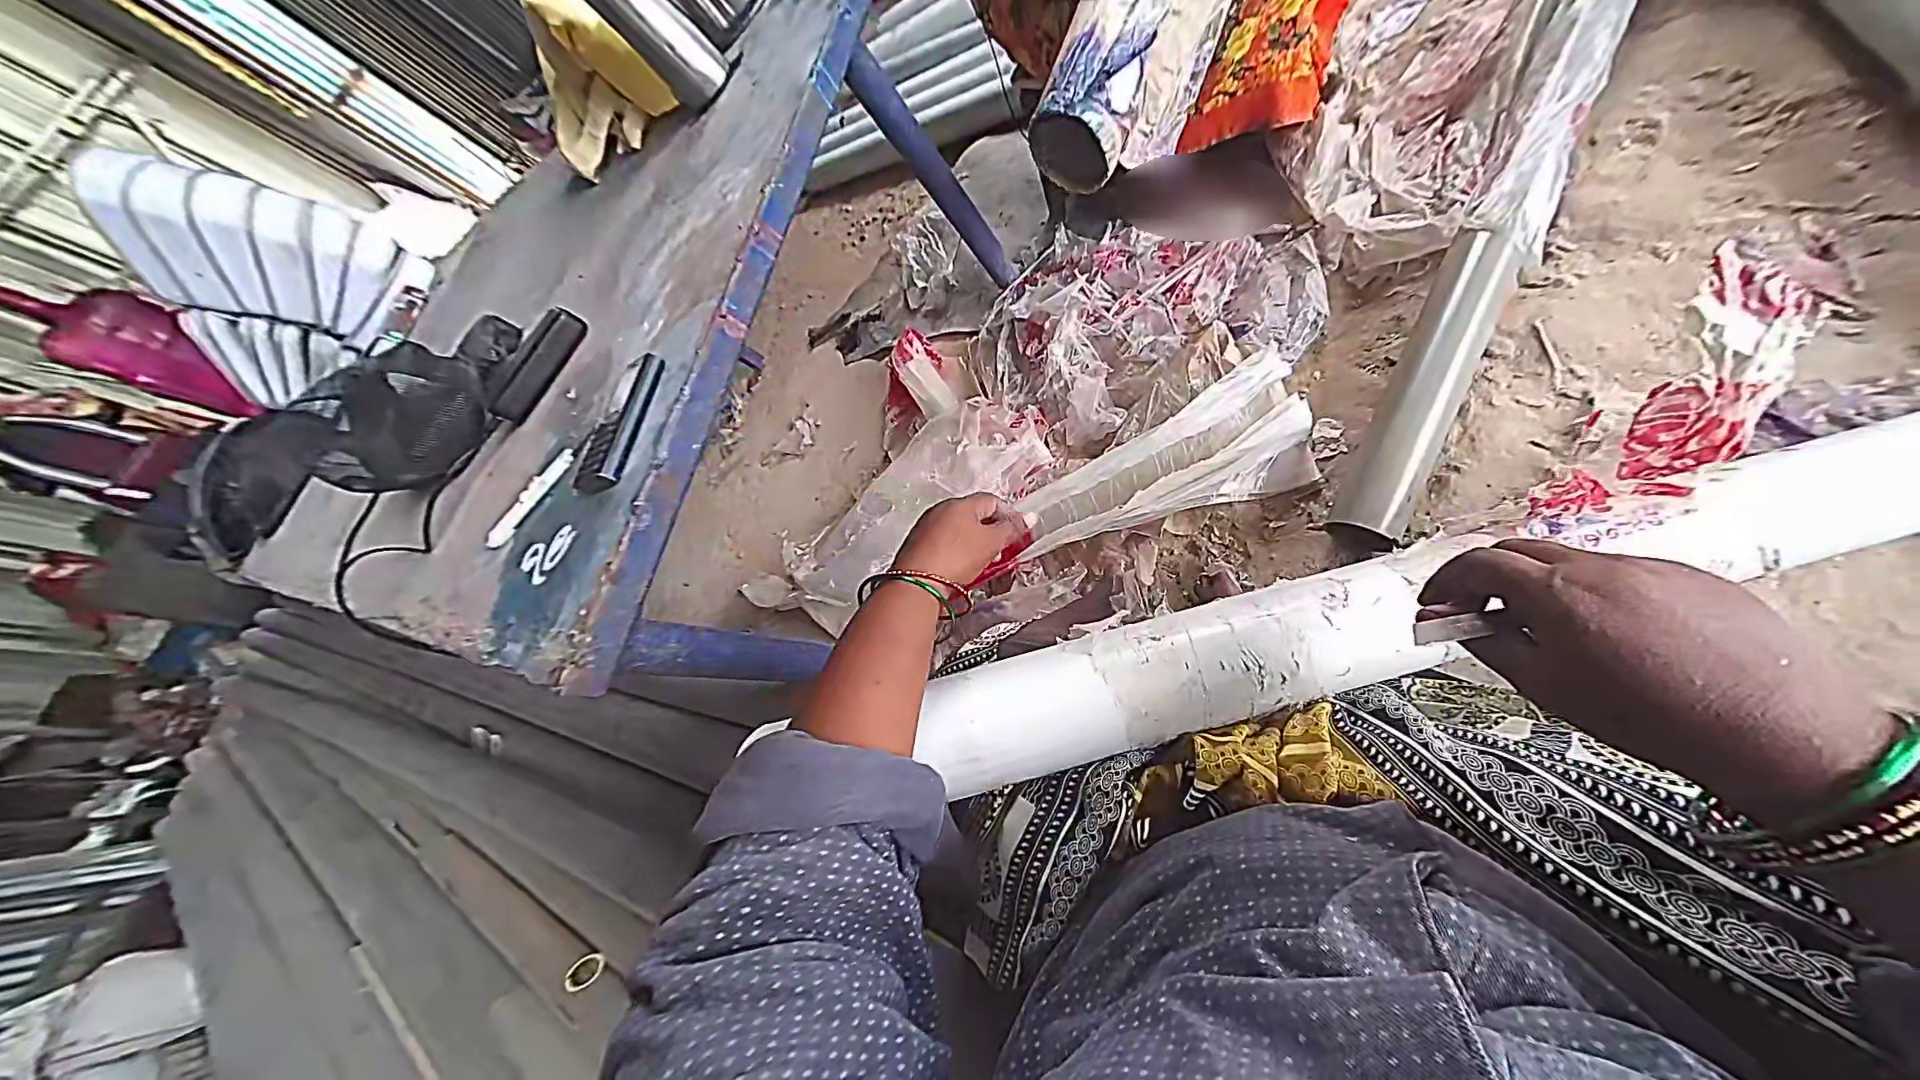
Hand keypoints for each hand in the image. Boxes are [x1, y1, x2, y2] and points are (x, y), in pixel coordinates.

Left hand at [893, 494, 1029, 586]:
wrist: (918, 583)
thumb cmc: (955, 558)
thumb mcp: (992, 542)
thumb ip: (1011, 529)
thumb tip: (1026, 520)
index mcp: (960, 503)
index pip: (993, 501)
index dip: (1010, 516)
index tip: (1018, 533)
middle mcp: (941, 510)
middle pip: (975, 516)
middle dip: (992, 532)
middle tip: (1002, 550)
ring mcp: (927, 527)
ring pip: (960, 531)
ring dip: (975, 543)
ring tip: (983, 562)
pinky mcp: (918, 545)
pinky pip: (945, 544)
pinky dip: (958, 553)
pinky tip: (961, 568)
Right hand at [1418, 539, 1894, 830]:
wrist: (1778, 735)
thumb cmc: (1662, 719)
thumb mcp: (1546, 685)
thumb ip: (1490, 642)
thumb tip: (1456, 623)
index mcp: (1558, 593)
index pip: (1477, 563)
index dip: (1445, 582)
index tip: (1438, 603)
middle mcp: (1602, 568)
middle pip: (1517, 550)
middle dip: (1485, 578)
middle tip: (1475, 611)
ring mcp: (1650, 567)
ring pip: (1566, 560)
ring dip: (1536, 584)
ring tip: (1541, 628)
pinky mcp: (1689, 576)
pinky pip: (1617, 571)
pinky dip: (1587, 591)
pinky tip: (1600, 631)